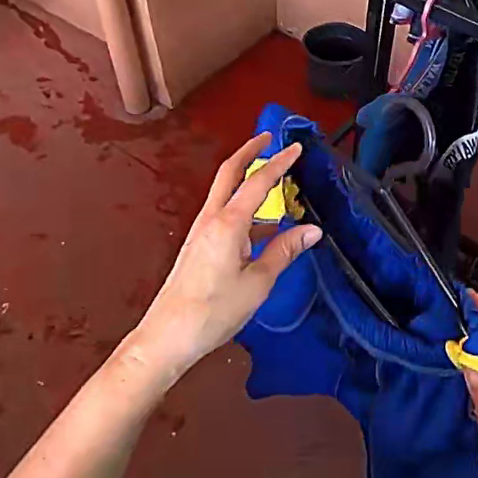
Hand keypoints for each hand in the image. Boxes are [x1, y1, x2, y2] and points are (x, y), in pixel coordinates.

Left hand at [125, 133, 320, 377]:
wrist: (166, 338)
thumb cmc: (212, 311)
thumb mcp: (259, 282)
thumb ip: (285, 251)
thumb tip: (311, 231)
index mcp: (228, 224)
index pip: (258, 182)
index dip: (279, 162)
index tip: (295, 147)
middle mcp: (210, 220)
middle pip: (229, 173)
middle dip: (249, 152)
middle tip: (267, 138)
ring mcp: (201, 232)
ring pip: (225, 194)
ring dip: (247, 182)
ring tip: (274, 185)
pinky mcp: (198, 246)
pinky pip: (224, 216)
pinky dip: (244, 210)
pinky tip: (263, 229)